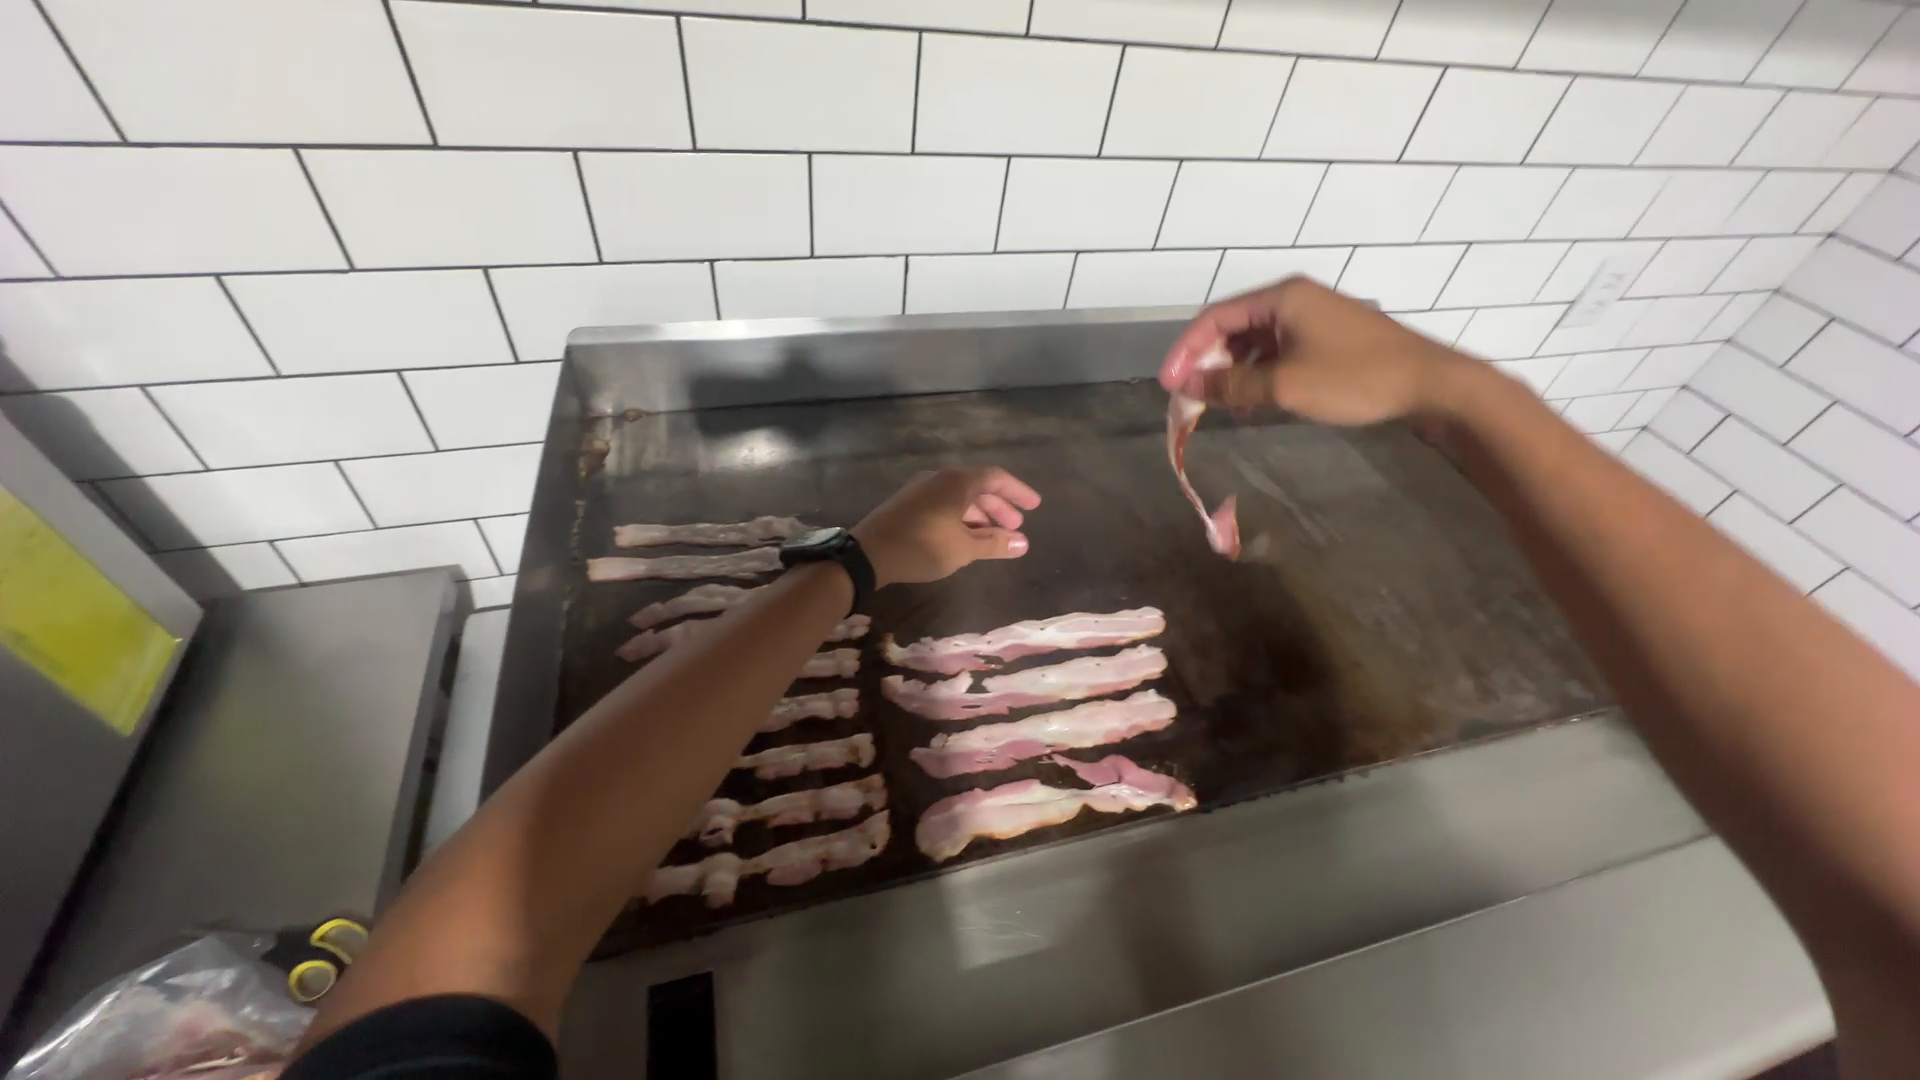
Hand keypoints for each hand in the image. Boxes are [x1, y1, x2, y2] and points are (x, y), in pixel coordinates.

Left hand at [852, 467, 1040, 587]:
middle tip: (1015, 527)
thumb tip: (1023, 543)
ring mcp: (921, 490)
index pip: (996, 478)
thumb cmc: (922, 546)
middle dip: (999, 507)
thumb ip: (994, 543)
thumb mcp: (963, 548)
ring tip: (993, 537)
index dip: (1018, 491)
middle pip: (978, 486)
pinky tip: (965, 538)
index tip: (1034, 506)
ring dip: (980, 515)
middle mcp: (939, 479)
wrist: (867, 554)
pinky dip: (961, 518)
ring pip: (960, 497)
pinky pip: (944, 504)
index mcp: (956, 481)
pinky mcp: (908, 504)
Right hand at [1158, 277, 1474, 425]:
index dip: (1185, 351)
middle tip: (1190, 397)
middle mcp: (1293, 299)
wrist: (1430, 384)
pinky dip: (1257, 375)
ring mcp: (1311, 318)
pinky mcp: (1325, 338)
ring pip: (1253, 342)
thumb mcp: (1284, 385)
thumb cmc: (1354, 378)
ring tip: (1218, 405)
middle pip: (1231, 327)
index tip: (1168, 384)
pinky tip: (1251, 402)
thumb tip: (1186, 388)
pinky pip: (1275, 352)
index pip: (1214, 318)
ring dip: (1231, 372)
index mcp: (1281, 297)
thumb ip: (1230, 386)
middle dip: (1206, 362)